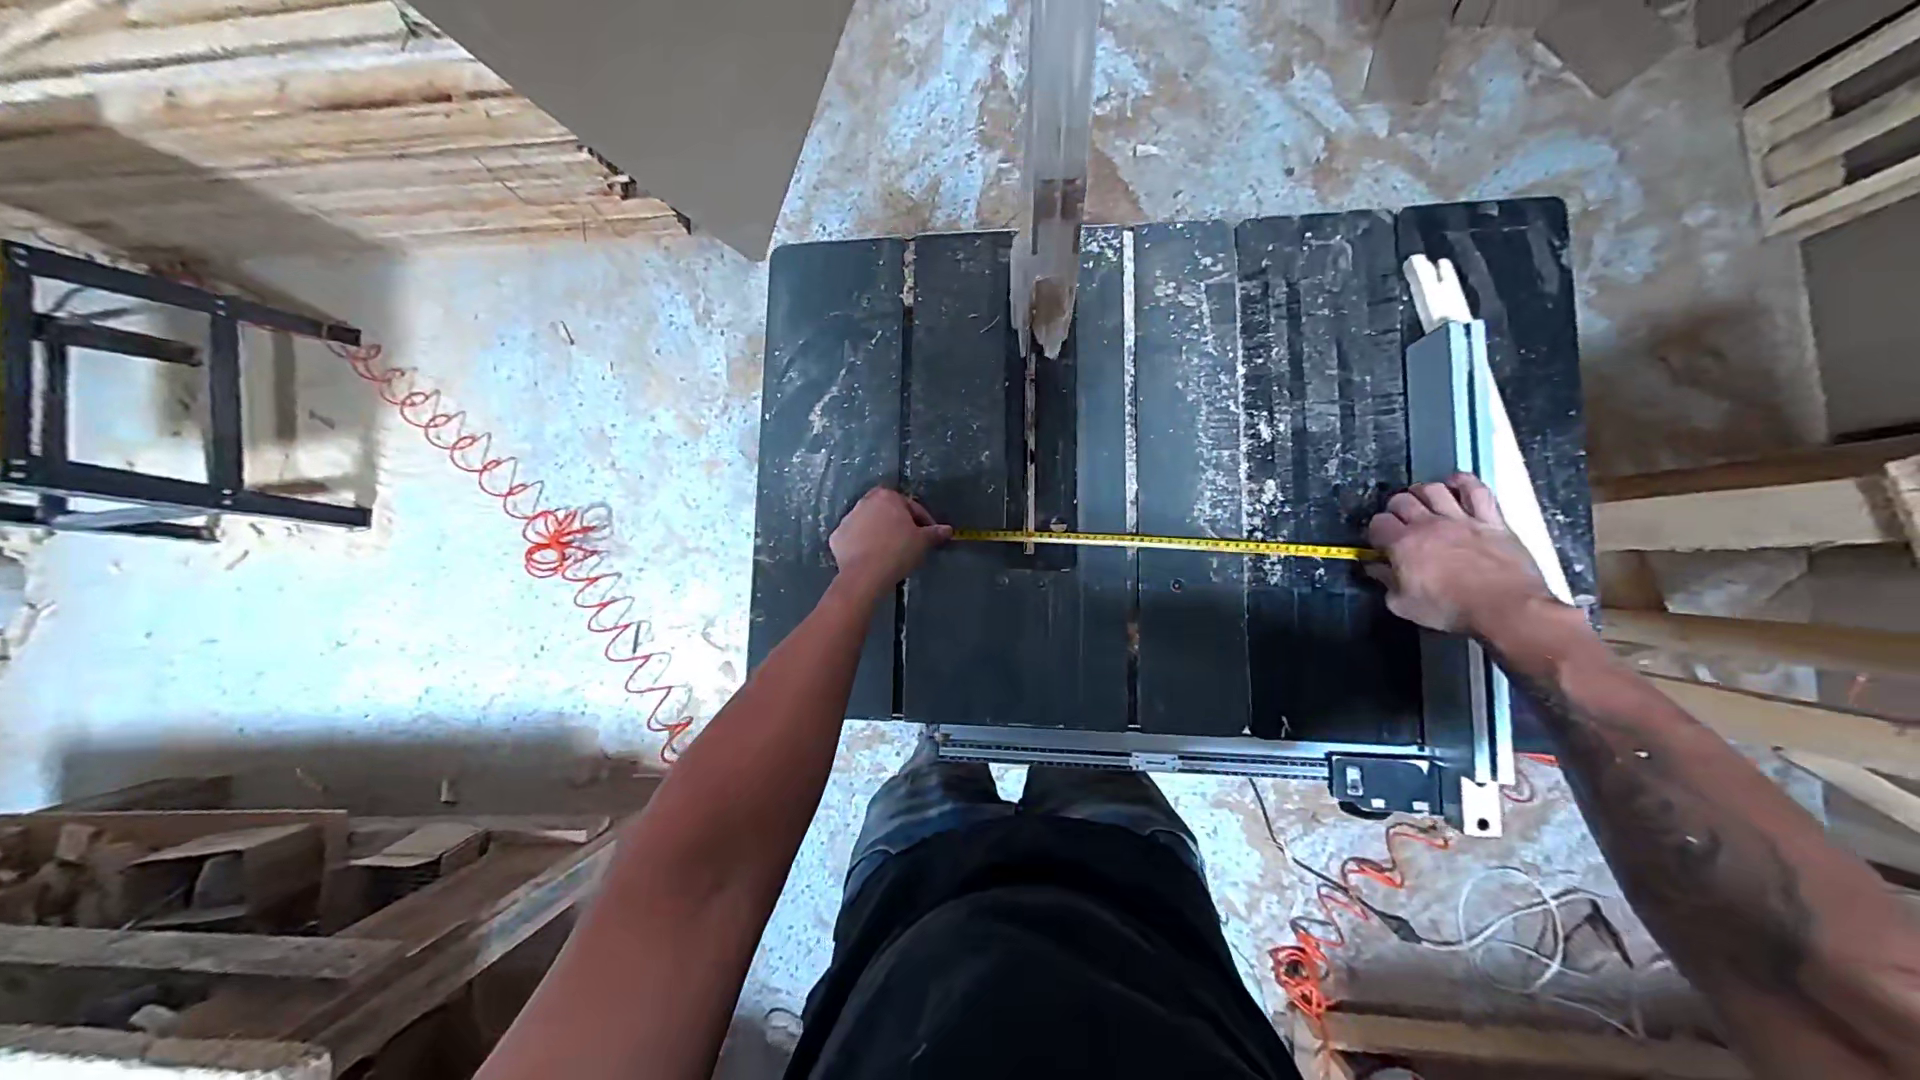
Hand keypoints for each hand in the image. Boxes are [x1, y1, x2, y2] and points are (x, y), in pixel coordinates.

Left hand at [829, 487, 951, 596]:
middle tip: (908, 541)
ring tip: (889, 551)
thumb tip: (947, 530)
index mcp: (887, 497)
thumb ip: (935, 533)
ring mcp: (847, 519)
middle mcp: (864, 502)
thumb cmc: (898, 551)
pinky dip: (862, 545)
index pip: (911, 506)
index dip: (924, 521)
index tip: (929, 535)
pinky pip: (854, 539)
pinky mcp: (835, 537)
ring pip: (869, 524)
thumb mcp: (923, 542)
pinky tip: (871, 558)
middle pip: (887, 511)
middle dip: (898, 523)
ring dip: (879, 533)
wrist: (865, 575)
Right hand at [1365, 474, 1557, 636]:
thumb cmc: (1451, 609)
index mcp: (1403, 544)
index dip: (1376, 531)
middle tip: (1399, 521)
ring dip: (1422, 492)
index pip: (1378, 523)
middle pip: (1402, 500)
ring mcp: (1461, 519)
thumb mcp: (1403, 605)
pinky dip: (1463, 482)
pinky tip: (1456, 483)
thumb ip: (1385, 582)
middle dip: (1395, 508)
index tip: (1381, 542)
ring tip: (1422, 501)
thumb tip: (1375, 569)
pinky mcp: (1491, 519)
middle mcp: (1428, 524)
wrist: (1505, 608)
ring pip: (1434, 489)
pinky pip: (1476, 490)